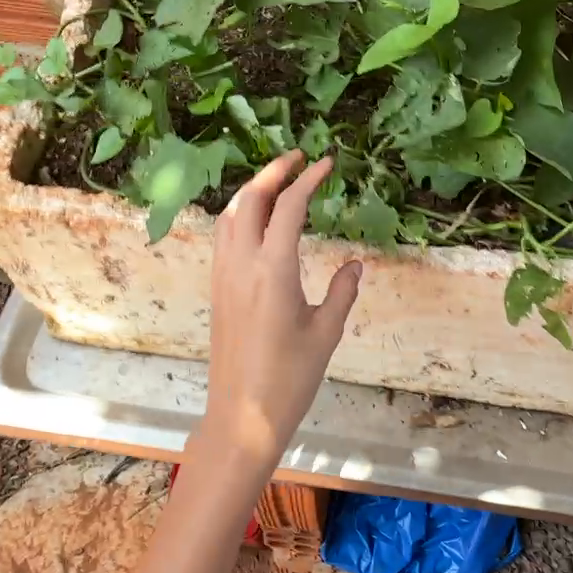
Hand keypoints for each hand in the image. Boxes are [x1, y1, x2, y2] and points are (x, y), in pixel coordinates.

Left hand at [205, 151, 360, 458]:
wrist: (242, 414)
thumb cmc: (290, 378)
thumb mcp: (327, 332)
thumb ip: (343, 291)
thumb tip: (355, 263)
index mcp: (273, 270)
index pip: (289, 208)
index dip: (308, 180)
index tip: (326, 163)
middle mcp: (241, 264)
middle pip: (249, 199)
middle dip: (273, 171)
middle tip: (298, 157)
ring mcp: (223, 275)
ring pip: (230, 214)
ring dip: (252, 189)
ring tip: (277, 181)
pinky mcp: (216, 289)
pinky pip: (223, 236)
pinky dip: (239, 214)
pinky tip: (255, 220)